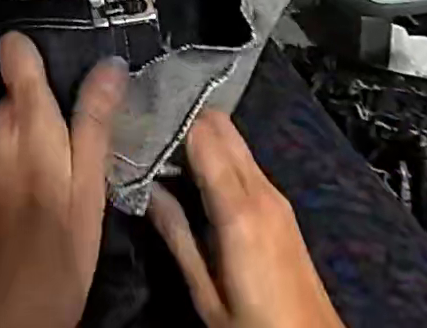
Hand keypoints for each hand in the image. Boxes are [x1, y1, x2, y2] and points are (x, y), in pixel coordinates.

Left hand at [0, 32, 128, 327]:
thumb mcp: (89, 190)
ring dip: (15, 139)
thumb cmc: (53, 255)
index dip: (32, 54)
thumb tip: (111, 65)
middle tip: (62, 159)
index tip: (53, 74)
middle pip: (15, 93)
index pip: (16, 51)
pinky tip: (8, 201)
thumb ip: (95, 119)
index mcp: (25, 118)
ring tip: (37, 186)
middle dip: (37, 115)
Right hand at [147, 110, 345, 327]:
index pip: (204, 137)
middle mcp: (260, 189)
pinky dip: (220, 151)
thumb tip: (148, 187)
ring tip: (169, 147)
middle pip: (222, 126)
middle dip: (188, 119)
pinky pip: (245, 159)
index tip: (145, 122)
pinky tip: (199, 169)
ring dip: (204, 133)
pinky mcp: (281, 202)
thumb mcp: (206, 295)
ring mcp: (275, 193)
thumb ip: (177, 236)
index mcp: (239, 210)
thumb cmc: (255, 327)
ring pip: (235, 138)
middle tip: (153, 131)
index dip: (175, 123)